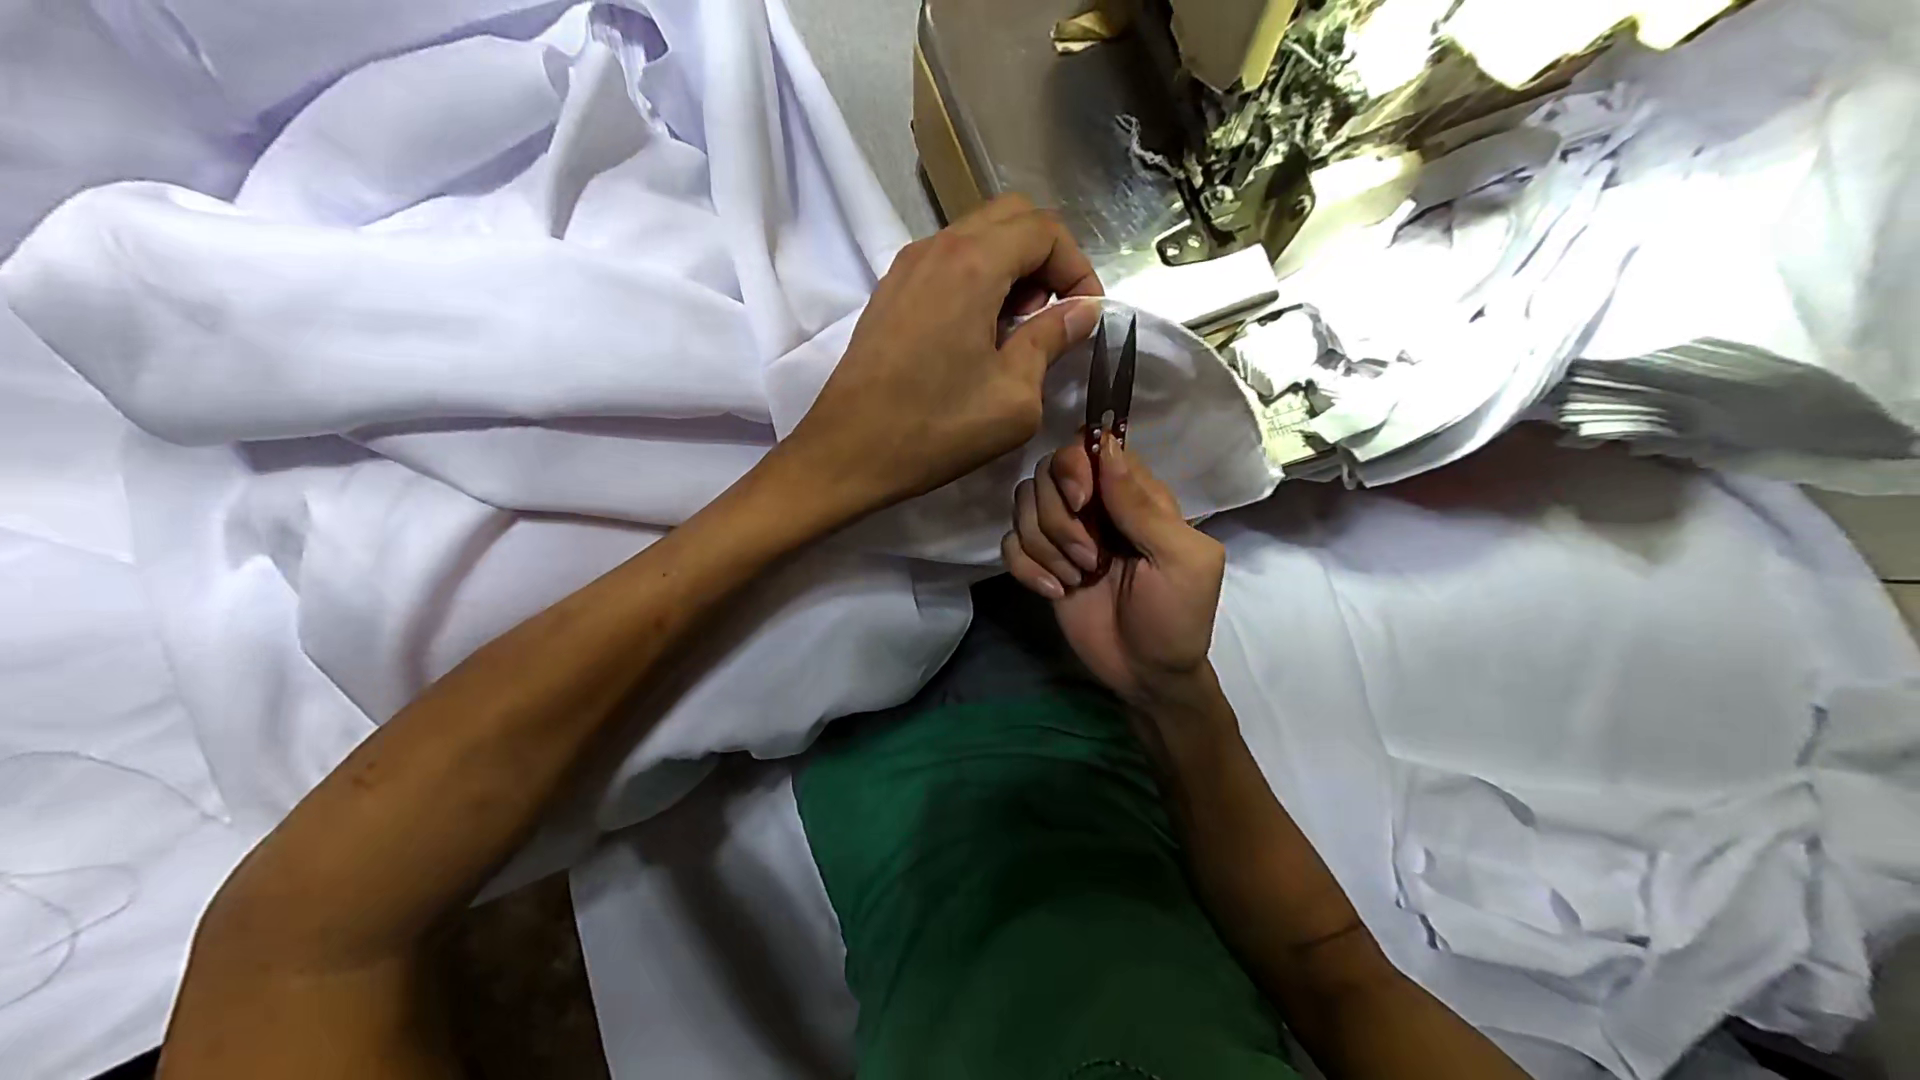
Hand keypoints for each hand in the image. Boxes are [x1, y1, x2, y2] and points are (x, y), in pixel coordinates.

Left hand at [780, 194, 1102, 518]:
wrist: (847, 452)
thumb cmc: (936, 429)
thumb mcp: (1014, 396)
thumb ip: (1052, 340)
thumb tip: (1081, 311)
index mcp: (973, 264)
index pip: (1045, 230)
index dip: (1078, 268)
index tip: (1084, 316)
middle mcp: (937, 248)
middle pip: (1011, 217)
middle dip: (1047, 259)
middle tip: (1053, 316)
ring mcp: (906, 266)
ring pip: (977, 236)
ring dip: (1011, 269)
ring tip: (1017, 330)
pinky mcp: (890, 291)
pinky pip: (947, 262)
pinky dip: (977, 279)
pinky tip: (977, 335)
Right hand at [1002, 433, 1226, 707]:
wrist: (1146, 672)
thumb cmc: (1176, 615)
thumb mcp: (1180, 559)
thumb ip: (1143, 505)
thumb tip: (1106, 446)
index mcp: (1134, 495)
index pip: (1089, 447)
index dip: (1075, 466)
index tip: (1081, 500)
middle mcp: (1095, 505)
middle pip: (1046, 473)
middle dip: (1059, 518)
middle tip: (1090, 558)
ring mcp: (1064, 534)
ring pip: (1023, 505)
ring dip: (1045, 546)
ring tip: (1078, 579)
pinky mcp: (1041, 564)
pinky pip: (1009, 544)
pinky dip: (1026, 568)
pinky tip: (1055, 592)